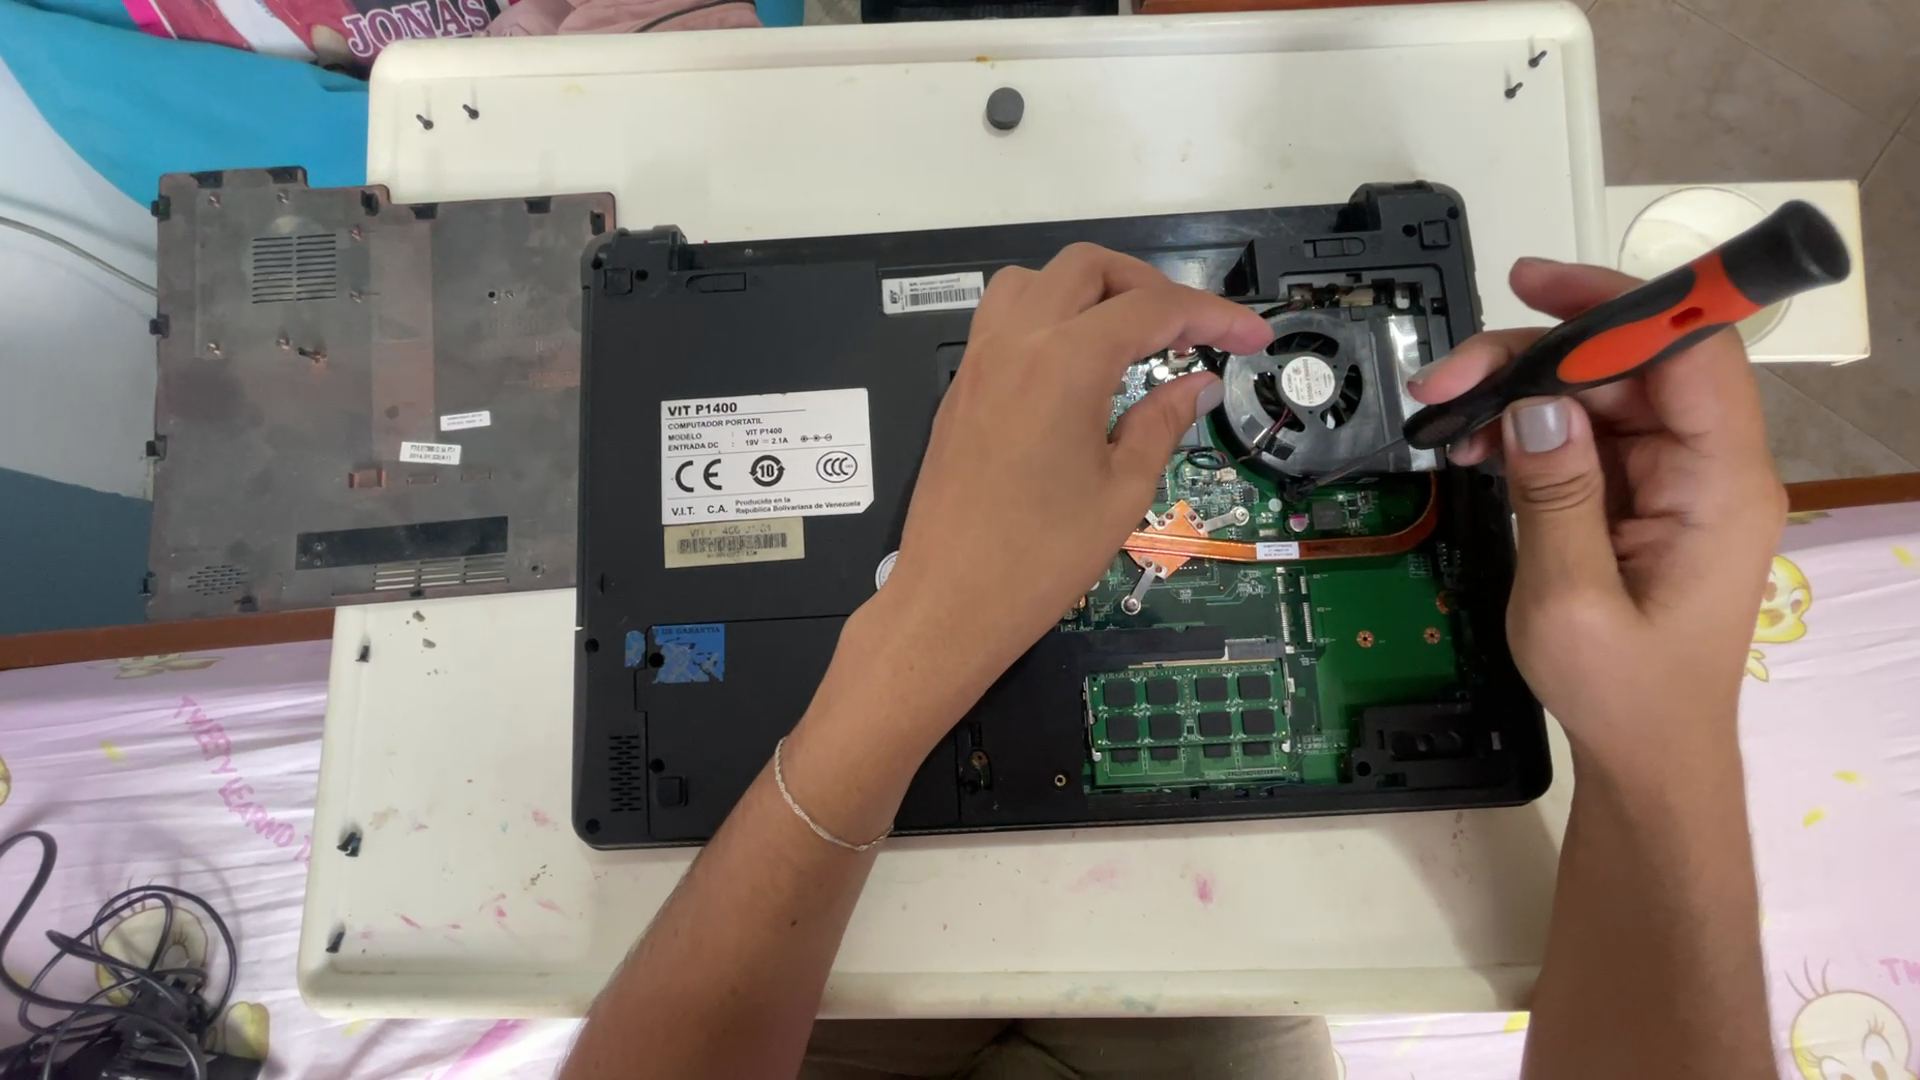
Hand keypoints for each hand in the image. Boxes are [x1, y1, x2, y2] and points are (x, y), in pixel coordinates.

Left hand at [871, 244, 1271, 720]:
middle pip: (1087, 268)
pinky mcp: (959, 392)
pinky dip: (1044, 320)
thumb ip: (1161, 423)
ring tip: (1123, 339)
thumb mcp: (1122, 493)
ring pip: (1032, 281)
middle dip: (1148, 286)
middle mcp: (1012, 345)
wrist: (951, 603)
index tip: (1249, 336)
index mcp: (1062, 363)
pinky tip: (1070, 369)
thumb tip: (1192, 386)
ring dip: (1086, 291)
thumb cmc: (1037, 560)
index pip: (1152, 309)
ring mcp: (977, 365)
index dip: (1213, 316)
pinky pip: (1001, 322)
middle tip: (1184, 333)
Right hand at [1408, 258, 1784, 768]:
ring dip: (1511, 400)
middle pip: (1622, 372)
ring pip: (1588, 403)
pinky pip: (1571, 446)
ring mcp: (1660, 486)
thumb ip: (1556, 497)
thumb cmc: (1618, 687)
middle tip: (1438, 385)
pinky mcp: (1622, 503)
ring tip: (1441, 423)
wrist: (1641, 749)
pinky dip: (1516, 437)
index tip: (1531, 284)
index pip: (1687, 356)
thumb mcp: (1570, 597)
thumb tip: (1536, 405)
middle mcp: (1699, 470)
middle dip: (1528, 362)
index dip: (1618, 304)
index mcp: (1718, 487)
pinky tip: (1469, 450)